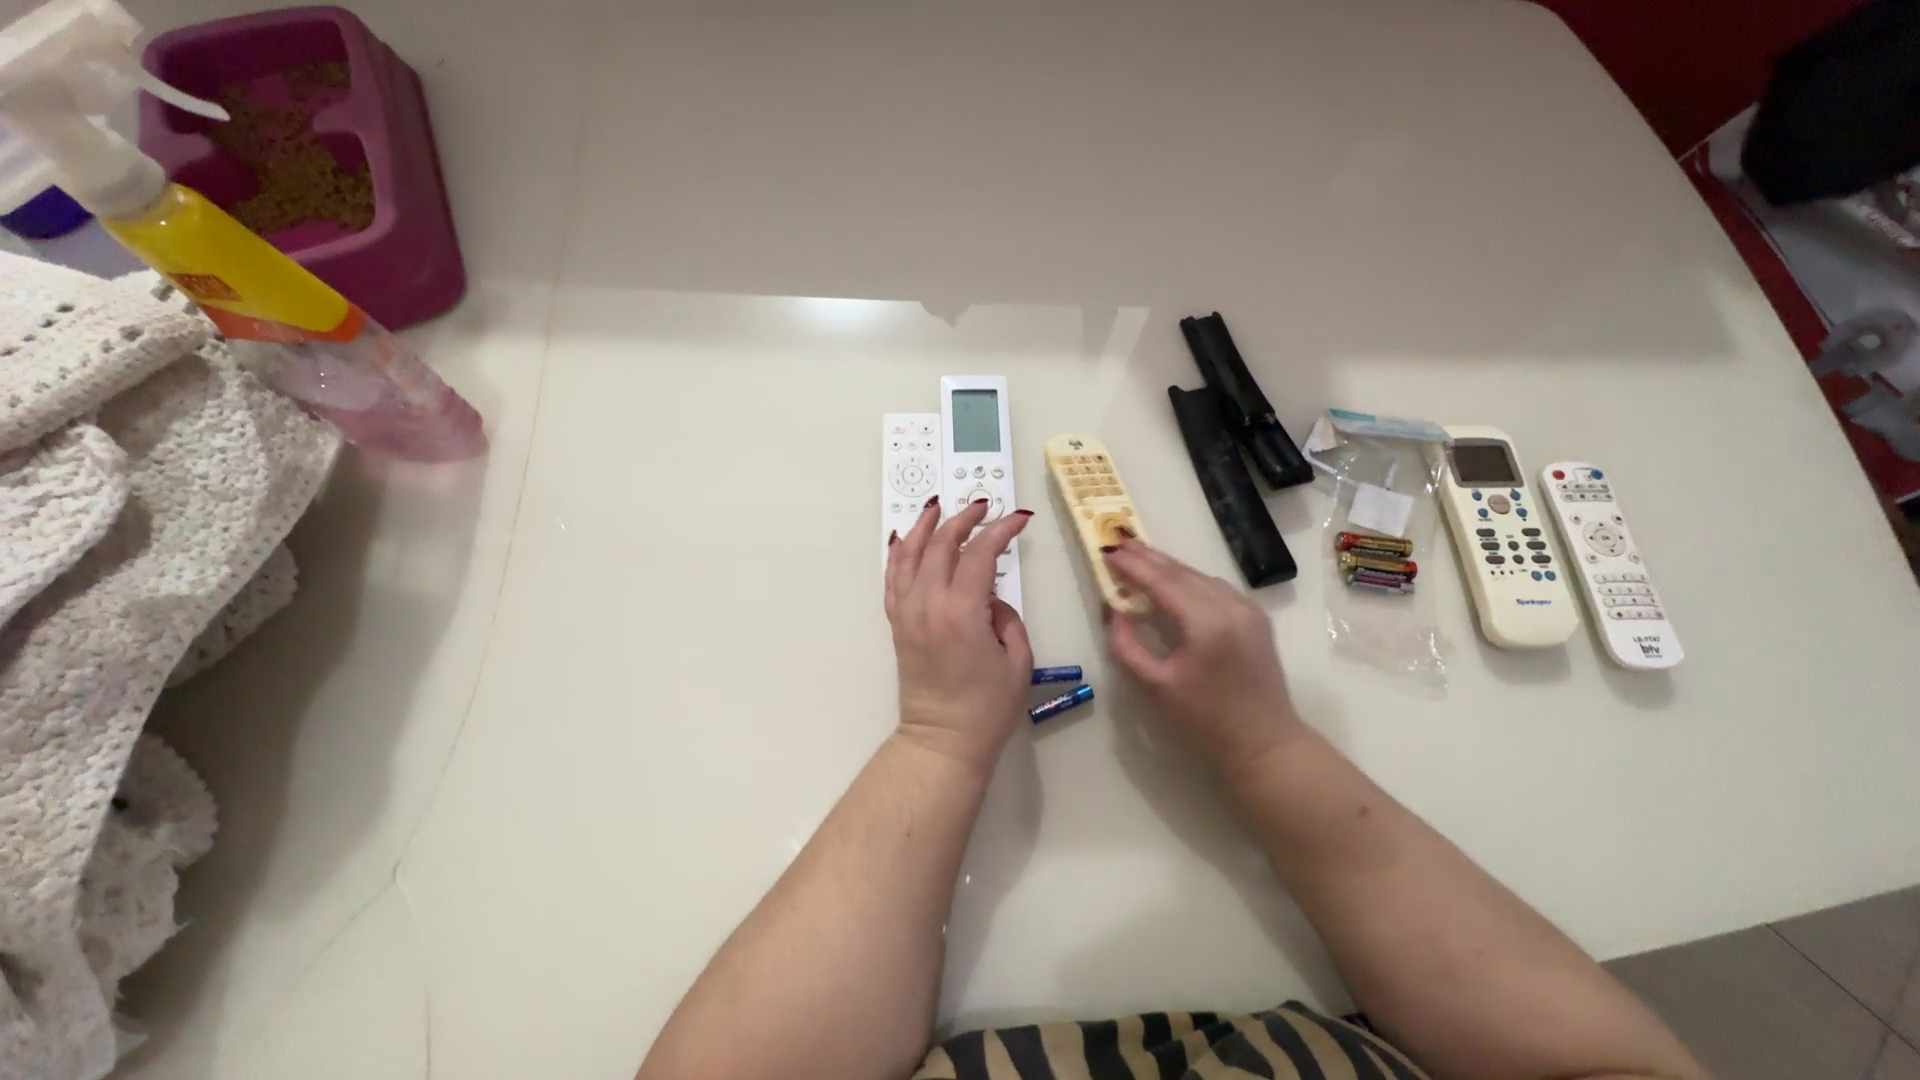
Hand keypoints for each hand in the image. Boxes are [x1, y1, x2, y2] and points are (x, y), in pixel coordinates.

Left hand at [885, 496, 1034, 773]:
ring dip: (926, 526)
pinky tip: (906, 539)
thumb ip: (1007, 617)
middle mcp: (928, 603)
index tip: (1018, 519)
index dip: (1001, 530)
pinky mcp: (897, 623)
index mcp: (961, 611)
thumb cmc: (988, 707)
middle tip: (984, 506)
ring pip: (911, 555)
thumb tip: (991, 598)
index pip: (980, 554)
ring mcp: (907, 612)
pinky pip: (893, 578)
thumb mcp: (1018, 660)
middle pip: (941, 544)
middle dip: (963, 519)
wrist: (943, 740)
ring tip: (939, 506)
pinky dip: (899, 554)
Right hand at [1103, 537, 1303, 771]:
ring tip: (1139, 556)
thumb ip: (1127, 646)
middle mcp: (1231, 606)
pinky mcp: (1255, 617)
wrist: (1264, 740)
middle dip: (1149, 557)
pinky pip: (1216, 588)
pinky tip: (1172, 580)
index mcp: (1207, 623)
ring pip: (1200, 576)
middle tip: (1119, 542)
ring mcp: (1248, 609)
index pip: (1162, 582)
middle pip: (1182, 572)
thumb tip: (1113, 612)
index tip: (1107, 551)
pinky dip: (1189, 579)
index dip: (1133, 566)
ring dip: (1168, 567)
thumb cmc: (1205, 719)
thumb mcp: (1155, 686)